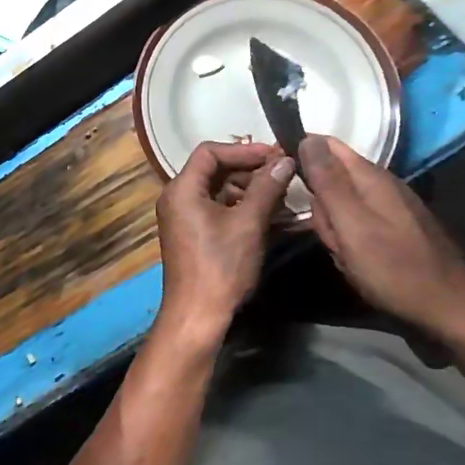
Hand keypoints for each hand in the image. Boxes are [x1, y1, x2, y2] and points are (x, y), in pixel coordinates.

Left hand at [154, 142, 295, 341]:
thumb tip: (285, 160)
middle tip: (285, 174)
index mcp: (182, 189)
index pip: (210, 152)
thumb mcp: (248, 224)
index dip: (243, 150)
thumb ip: (266, 188)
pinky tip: (275, 217)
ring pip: (220, 191)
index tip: (274, 154)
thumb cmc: (221, 266)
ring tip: (286, 197)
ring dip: (252, 192)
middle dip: (251, 171)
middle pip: (215, 171)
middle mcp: (178, 197)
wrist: (198, 314)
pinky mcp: (194, 233)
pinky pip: (219, 210)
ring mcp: (184, 217)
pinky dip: (244, 210)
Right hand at [297, 135, 464, 337]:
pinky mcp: (395, 227)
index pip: (326, 145)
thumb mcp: (352, 225)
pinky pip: (356, 222)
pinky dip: (349, 240)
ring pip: (341, 204)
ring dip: (334, 228)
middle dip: (320, 206)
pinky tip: (357, 260)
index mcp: (370, 177)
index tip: (282, 177)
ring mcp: (390, 206)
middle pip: (330, 178)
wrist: (451, 308)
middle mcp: (381, 184)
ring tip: (345, 253)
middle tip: (331, 235)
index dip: (300, 153)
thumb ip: (328, 182)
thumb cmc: (395, 267)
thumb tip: (308, 138)